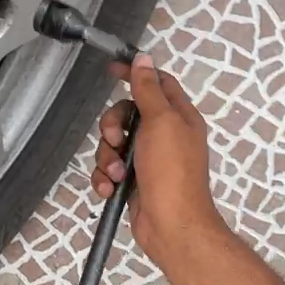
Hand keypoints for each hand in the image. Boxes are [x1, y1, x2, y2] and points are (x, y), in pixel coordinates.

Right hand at [91, 53, 225, 271]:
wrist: (170, 225)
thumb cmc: (171, 171)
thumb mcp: (161, 122)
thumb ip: (149, 90)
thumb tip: (144, 58)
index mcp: (178, 117)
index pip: (155, 83)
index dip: (135, 74)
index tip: (111, 70)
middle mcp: (163, 136)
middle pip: (126, 114)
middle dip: (112, 126)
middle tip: (115, 139)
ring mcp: (146, 161)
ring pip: (112, 145)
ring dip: (108, 158)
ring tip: (118, 174)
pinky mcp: (131, 183)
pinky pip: (108, 171)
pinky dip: (106, 179)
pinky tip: (110, 189)